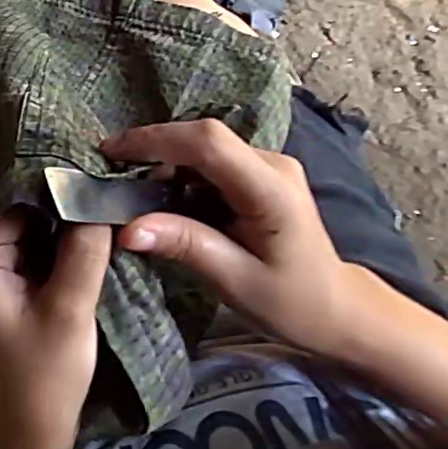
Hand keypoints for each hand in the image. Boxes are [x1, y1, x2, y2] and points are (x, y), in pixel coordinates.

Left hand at [0, 210, 112, 448]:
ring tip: (110, 214)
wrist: (35, 424)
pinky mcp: (7, 283)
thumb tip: (97, 191)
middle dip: (67, 208)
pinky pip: (37, 249)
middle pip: (26, 212)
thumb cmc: (47, 372)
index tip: (104, 180)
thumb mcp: (70, 307)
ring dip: (68, 226)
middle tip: (113, 196)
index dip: (62, 191)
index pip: (20, 201)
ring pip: (35, 229)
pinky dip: (63, 246)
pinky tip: (95, 239)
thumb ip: (84, 249)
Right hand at [101, 119, 397, 358]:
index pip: (208, 143)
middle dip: (152, 151)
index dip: (155, 140)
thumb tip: (127, 228)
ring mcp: (267, 167)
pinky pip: (210, 164)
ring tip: (129, 193)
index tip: (110, 153)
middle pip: (202, 139)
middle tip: (110, 177)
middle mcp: (272, 164)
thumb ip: (185, 246)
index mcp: (271, 189)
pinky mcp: (258, 176)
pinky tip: (159, 200)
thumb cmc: (293, 302)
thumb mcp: (235, 281)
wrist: (337, 309)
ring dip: (162, 164)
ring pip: (202, 149)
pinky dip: (178, 176)